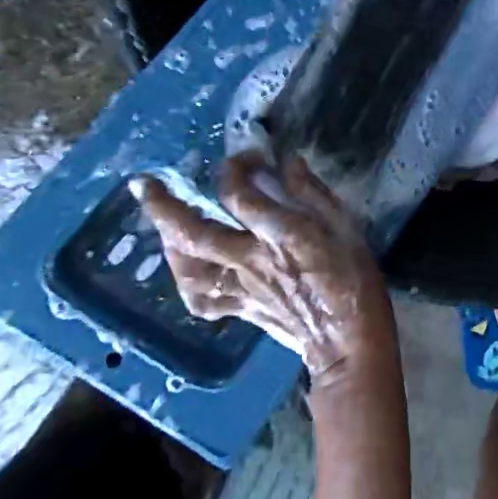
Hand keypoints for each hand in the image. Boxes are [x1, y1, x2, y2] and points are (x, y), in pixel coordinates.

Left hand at [134, 152, 395, 387]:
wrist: (347, 342)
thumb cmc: (353, 278)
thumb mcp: (345, 225)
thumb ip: (312, 191)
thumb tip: (286, 161)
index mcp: (281, 236)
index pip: (239, 196)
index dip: (234, 169)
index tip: (244, 156)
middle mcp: (251, 260)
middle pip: (194, 232)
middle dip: (164, 205)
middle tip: (143, 182)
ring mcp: (240, 288)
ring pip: (188, 267)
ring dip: (166, 240)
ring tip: (159, 218)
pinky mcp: (239, 309)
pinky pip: (201, 298)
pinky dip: (184, 278)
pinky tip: (182, 263)